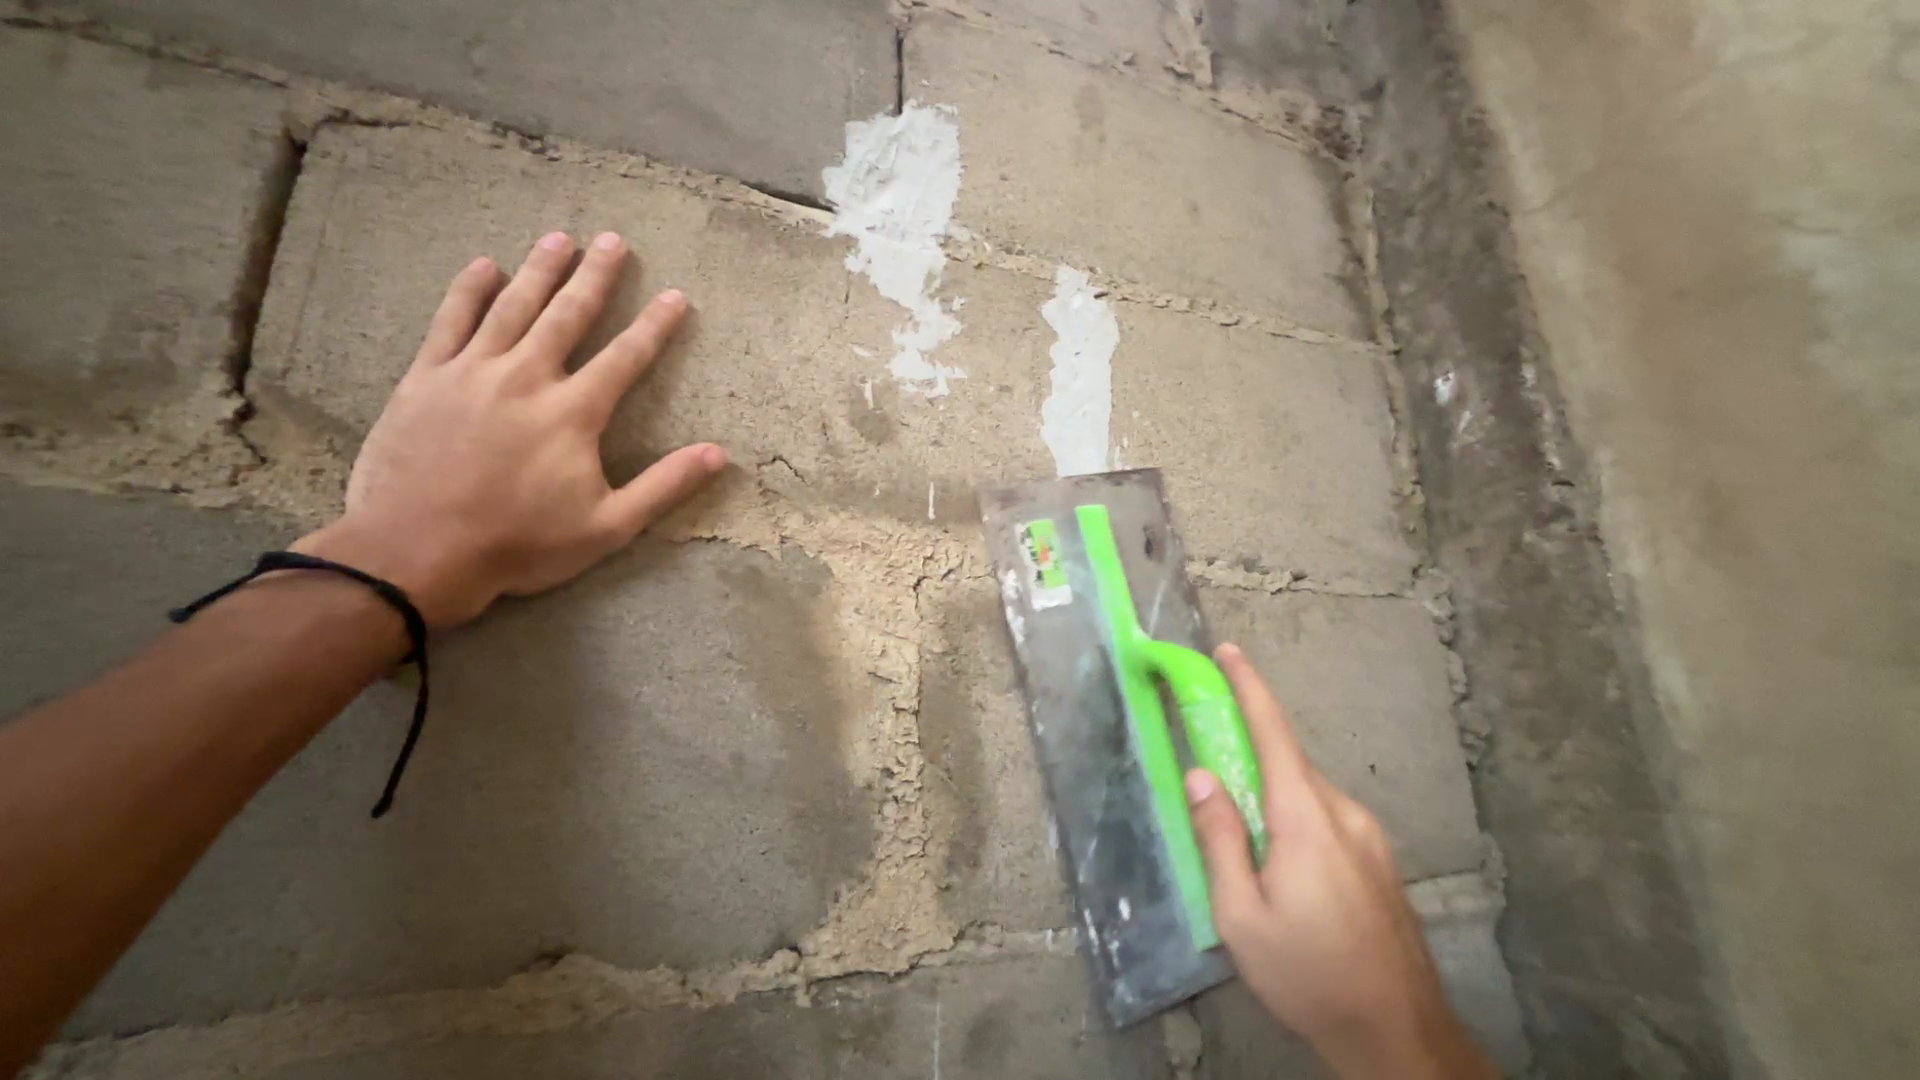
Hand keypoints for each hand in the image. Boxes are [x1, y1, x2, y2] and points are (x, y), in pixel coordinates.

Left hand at [294, 231, 725, 627]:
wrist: (415, 553)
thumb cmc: (520, 544)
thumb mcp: (609, 527)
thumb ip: (664, 485)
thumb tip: (718, 454)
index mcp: (573, 413)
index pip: (625, 357)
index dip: (654, 325)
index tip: (675, 295)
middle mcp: (526, 378)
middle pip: (567, 315)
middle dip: (595, 277)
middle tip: (614, 241)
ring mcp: (471, 373)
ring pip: (511, 307)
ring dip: (538, 270)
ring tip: (559, 238)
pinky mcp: (426, 379)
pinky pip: (449, 322)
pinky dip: (467, 291)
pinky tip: (483, 265)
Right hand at [1186, 644, 1496, 1079]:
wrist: (1400, 1034)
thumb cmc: (1308, 974)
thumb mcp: (1242, 917)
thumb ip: (1220, 839)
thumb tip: (1201, 777)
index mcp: (1305, 819)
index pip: (1273, 733)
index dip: (1248, 687)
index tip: (1227, 652)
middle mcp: (1344, 813)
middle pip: (1287, 761)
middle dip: (1247, 753)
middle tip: (1211, 776)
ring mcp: (1370, 836)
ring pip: (1306, 792)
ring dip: (1270, 794)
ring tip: (1246, 848)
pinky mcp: (1380, 859)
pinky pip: (1326, 816)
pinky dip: (1293, 817)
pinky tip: (1283, 869)